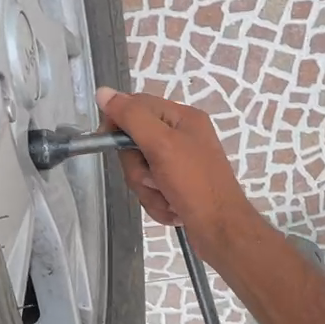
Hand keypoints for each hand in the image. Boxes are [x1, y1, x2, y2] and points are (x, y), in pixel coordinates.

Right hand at [95, 86, 260, 257]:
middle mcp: (181, 138)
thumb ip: (132, 117)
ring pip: (141, 172)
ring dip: (148, 191)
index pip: (137, 106)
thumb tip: (103, 92)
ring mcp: (179, 166)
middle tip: (154, 179)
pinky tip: (173, 210)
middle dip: (139, 169)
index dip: (118, 122)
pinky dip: (158, 204)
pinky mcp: (177, 189)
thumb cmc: (194, 184)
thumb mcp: (161, 144)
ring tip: (167, 199)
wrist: (221, 230)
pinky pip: (151, 191)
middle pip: (135, 144)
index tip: (106, 140)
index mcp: (182, 119)